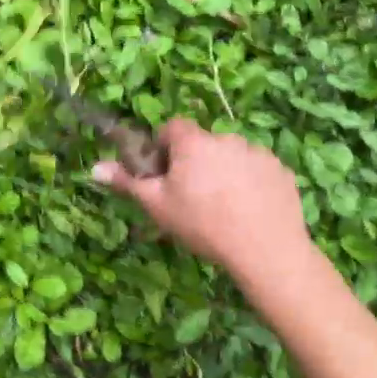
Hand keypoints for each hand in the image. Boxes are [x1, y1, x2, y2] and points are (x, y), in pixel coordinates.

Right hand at [93, 118, 315, 284]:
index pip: (173, 127)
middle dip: (194, 161)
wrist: (265, 249)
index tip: (163, 172)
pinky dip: (249, 182)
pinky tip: (246, 209)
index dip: (164, 145)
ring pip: (230, 155)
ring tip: (221, 206)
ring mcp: (259, 153)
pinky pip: (256, 169)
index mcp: (193, 143)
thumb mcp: (156, 205)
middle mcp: (227, 139)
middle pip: (202, 143)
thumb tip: (94, 167)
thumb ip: (127, 182)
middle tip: (190, 195)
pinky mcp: (282, 171)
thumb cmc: (202, 223)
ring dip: (222, 170)